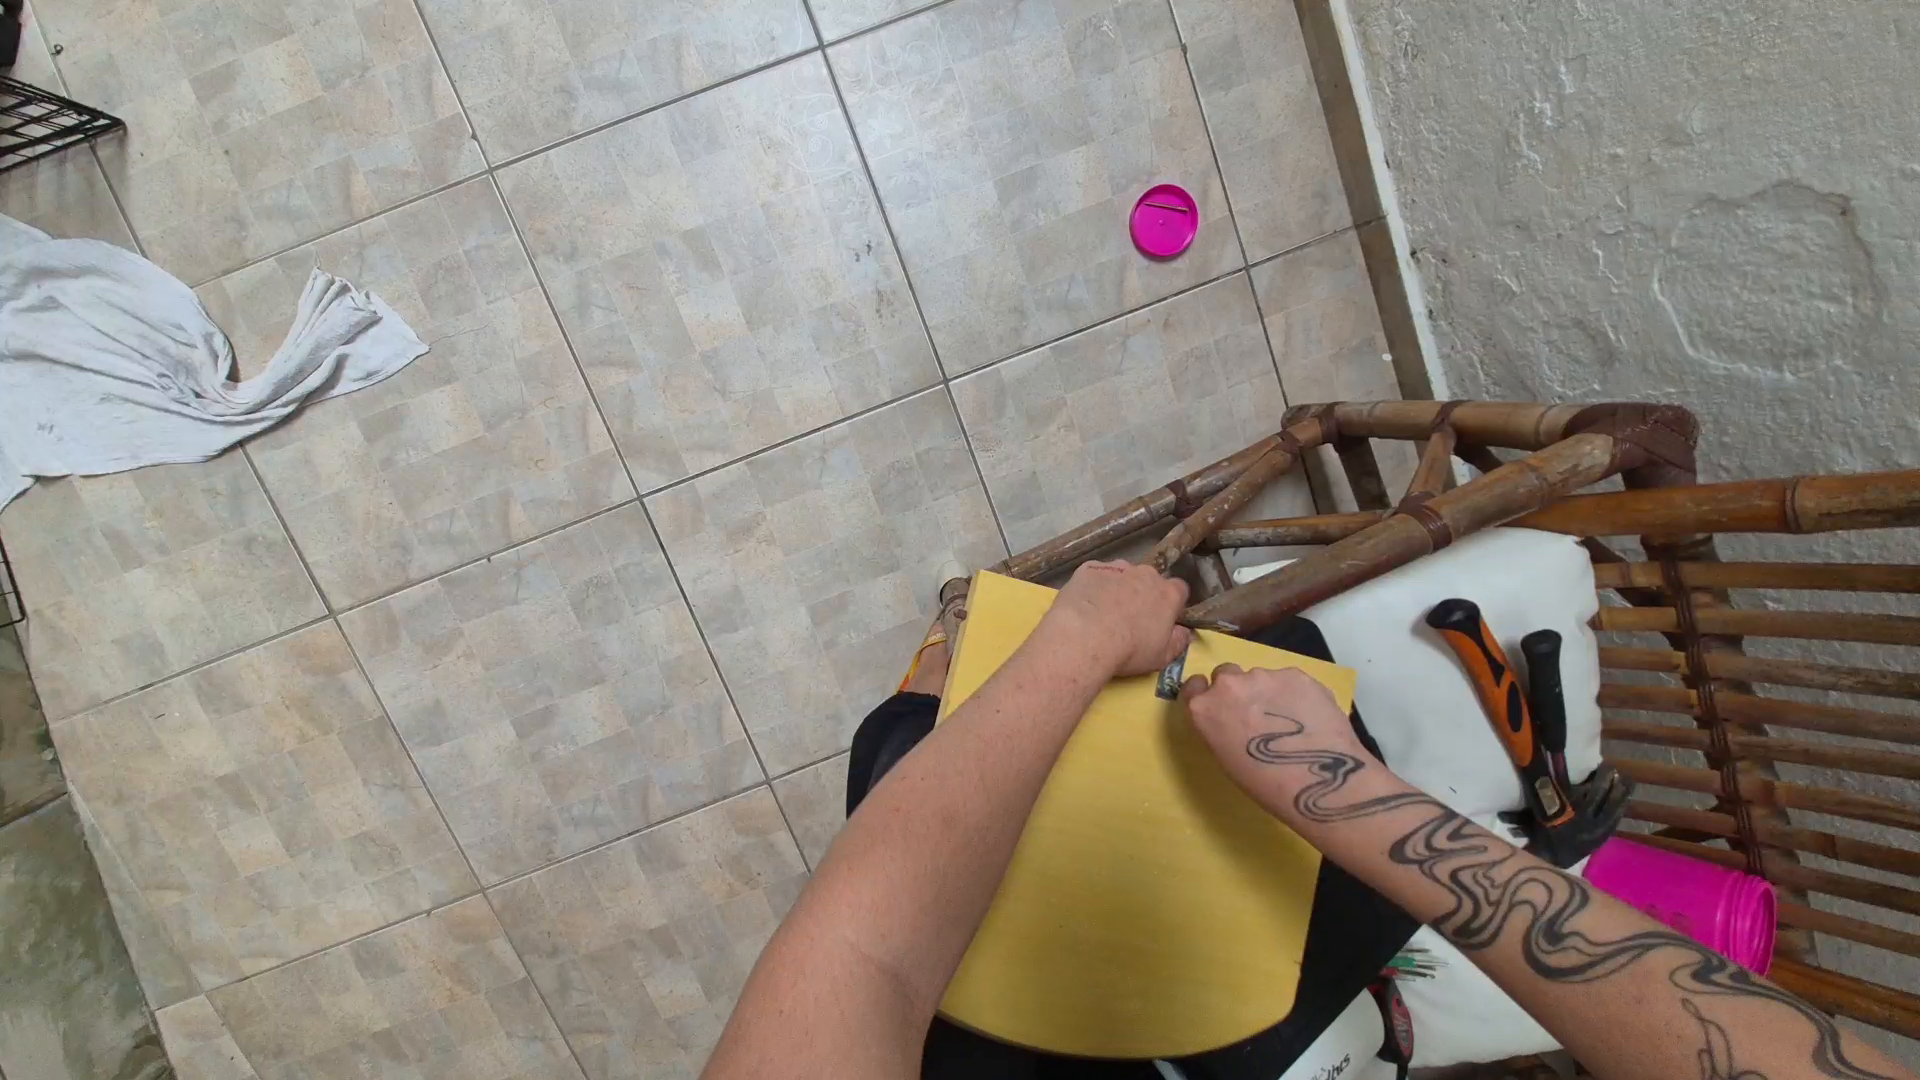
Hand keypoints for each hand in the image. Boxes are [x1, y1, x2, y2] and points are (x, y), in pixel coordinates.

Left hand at [1043, 560, 1189, 677]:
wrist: (1084, 636)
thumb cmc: (1128, 650)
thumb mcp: (1162, 656)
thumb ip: (1178, 641)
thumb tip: (1185, 632)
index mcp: (1168, 594)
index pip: (1179, 590)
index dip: (1170, 604)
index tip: (1161, 618)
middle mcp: (1145, 574)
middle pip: (1148, 580)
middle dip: (1142, 594)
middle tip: (1129, 617)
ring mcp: (1116, 567)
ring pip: (1121, 575)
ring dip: (1117, 588)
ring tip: (1102, 612)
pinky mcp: (1089, 568)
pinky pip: (1095, 575)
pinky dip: (1093, 586)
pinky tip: (1084, 604)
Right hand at [1180, 665, 1374, 809]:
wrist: (1321, 782)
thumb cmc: (1266, 783)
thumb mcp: (1225, 755)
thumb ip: (1220, 725)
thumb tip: (1232, 718)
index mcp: (1204, 709)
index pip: (1193, 686)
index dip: (1206, 694)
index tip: (1218, 705)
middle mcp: (1228, 685)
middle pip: (1227, 675)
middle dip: (1238, 691)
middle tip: (1258, 716)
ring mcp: (1263, 676)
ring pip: (1261, 678)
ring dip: (1269, 693)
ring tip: (1292, 722)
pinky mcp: (1296, 674)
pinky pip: (1289, 680)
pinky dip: (1296, 694)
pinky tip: (1311, 718)